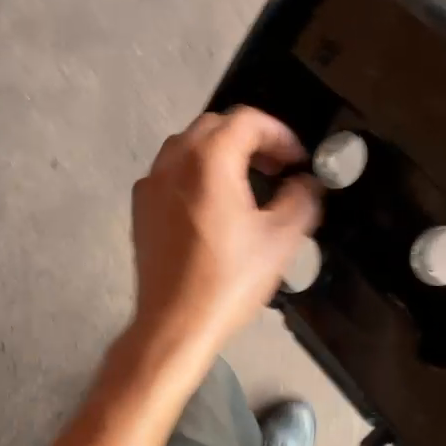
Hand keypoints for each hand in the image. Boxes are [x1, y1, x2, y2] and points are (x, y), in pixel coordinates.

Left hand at [128, 107, 323, 355]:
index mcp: (209, 161)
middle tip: (275, 167)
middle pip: (215, 127)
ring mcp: (150, 186)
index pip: (248, 120)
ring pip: (187, 148)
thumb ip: (301, 199)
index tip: (296, 159)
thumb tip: (305, 184)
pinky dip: (193, 176)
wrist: (174, 324)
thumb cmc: (227, 282)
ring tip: (245, 184)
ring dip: (219, 155)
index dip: (280, 134)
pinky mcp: (140, 210)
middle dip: (249, 140)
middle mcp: (173, 163)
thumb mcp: (280, 240)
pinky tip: (211, 207)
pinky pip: (168, 175)